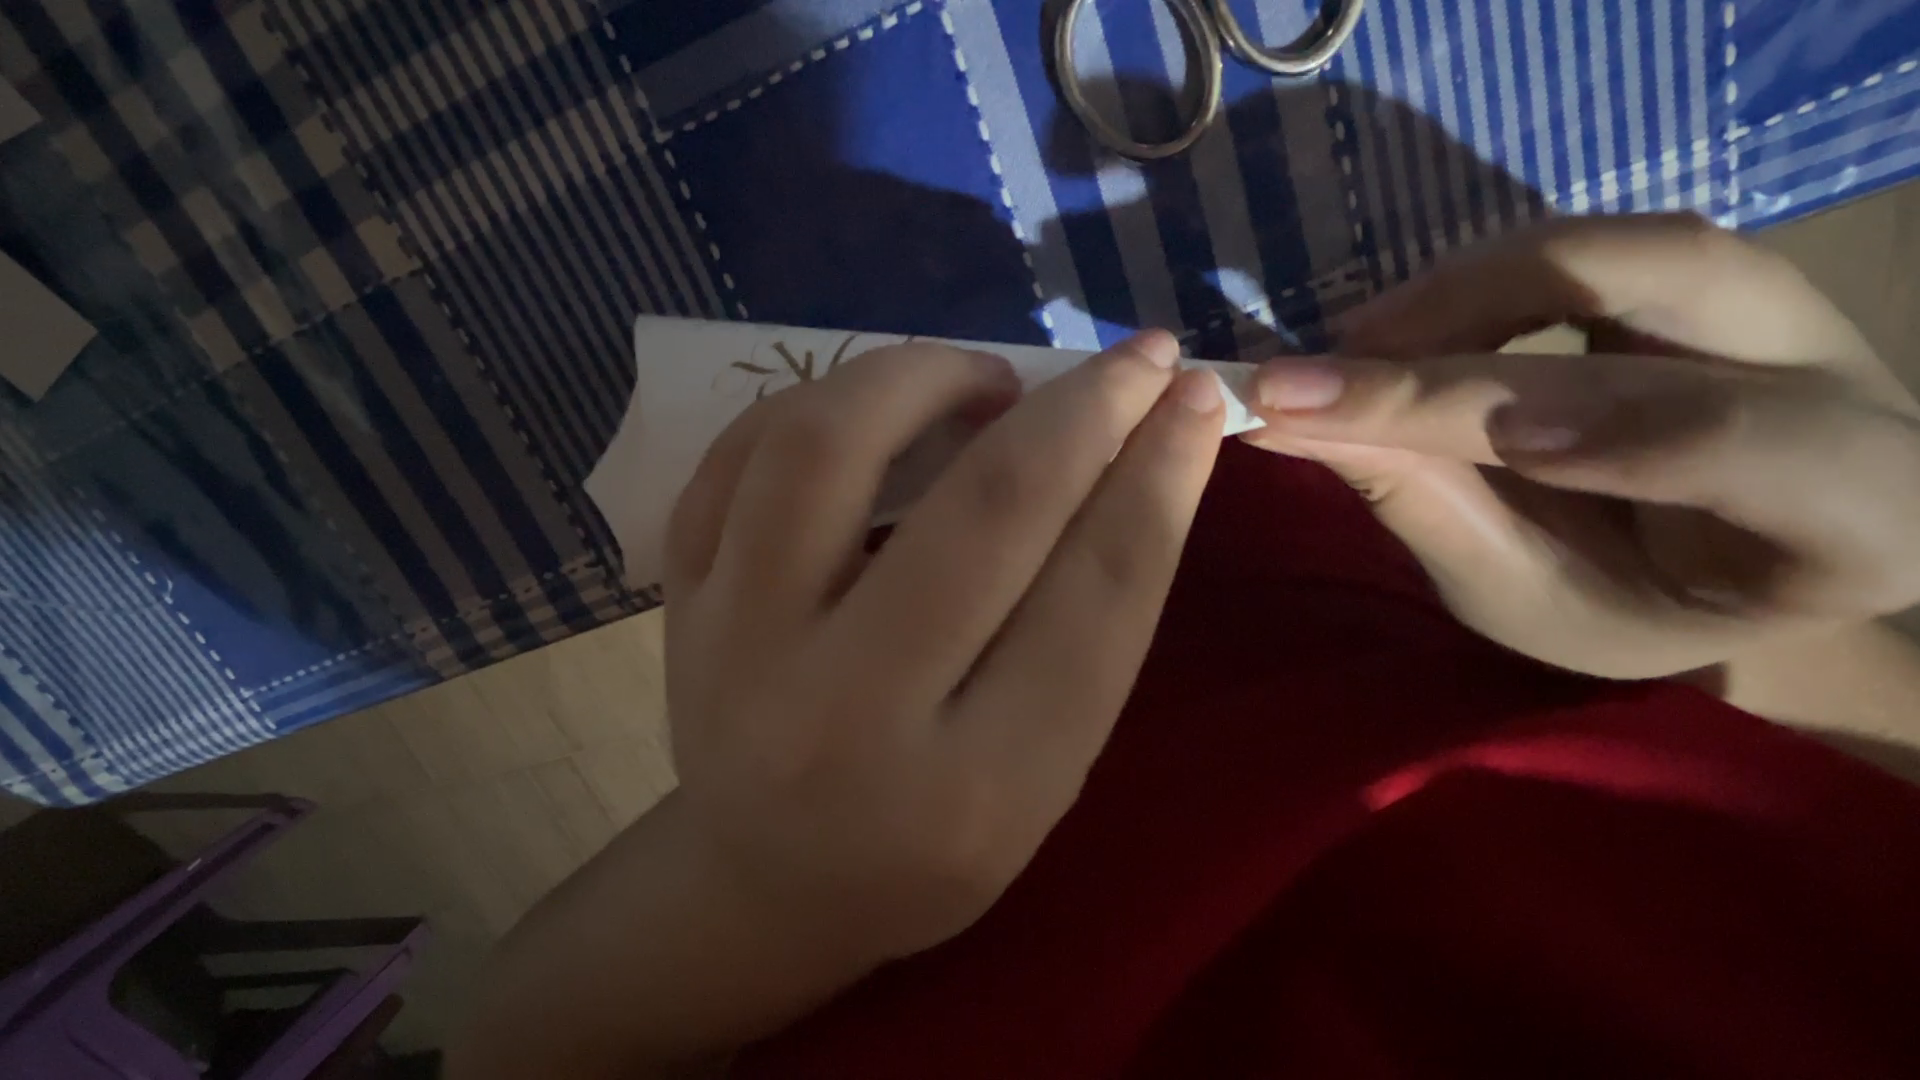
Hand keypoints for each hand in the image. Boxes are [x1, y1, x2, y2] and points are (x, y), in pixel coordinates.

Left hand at [665, 332, 1224, 971]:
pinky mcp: (679, 600)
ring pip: (829, 446)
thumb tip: (1141, 451)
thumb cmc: (931, 842)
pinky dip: (826, 400)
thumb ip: (1093, 627)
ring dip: (929, 375)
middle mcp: (845, 716)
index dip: (1161, 475)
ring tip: (987, 381)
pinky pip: (739, 451)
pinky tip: (880, 408)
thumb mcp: (1042, 774)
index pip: (1097, 594)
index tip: (1197, 396)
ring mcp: (737, 647)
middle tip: (1134, 357)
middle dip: (1083, 408)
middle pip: (983, 510)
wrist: (769, 879)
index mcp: (973, 789)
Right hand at [1242, 213, 1919, 678]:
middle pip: (1674, 276)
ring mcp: (1768, 302)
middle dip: (1484, 310)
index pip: (1755, 444)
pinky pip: (1564, 252)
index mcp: (1855, 507)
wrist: (1706, 573)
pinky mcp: (1689, 277)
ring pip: (1609, 242)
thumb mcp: (1522, 599)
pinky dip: (1455, 290)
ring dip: (1453, 289)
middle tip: (1337, 363)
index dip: (1621, 431)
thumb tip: (1295, 420)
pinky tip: (1386, 339)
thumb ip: (1429, 511)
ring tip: (1344, 355)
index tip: (1487, 434)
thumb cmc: (1622, 611)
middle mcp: (1838, 371)